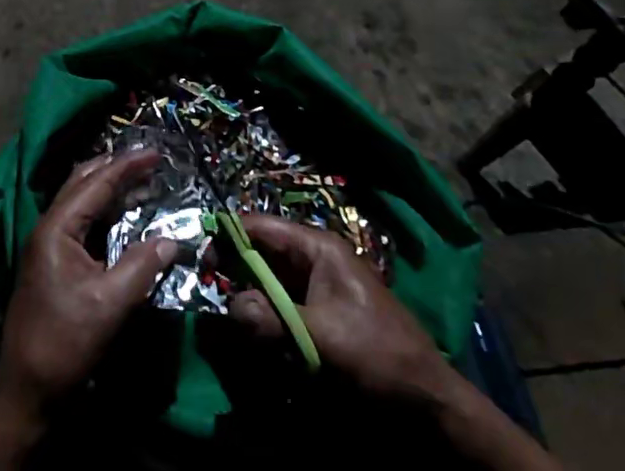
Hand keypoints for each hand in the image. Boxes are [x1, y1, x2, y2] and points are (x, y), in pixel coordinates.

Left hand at [0, 150, 176, 468]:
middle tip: (148, 160)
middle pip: (82, 182)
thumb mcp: (110, 304)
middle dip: (114, 167)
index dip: (127, 165)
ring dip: (108, 187)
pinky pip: (81, 221)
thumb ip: (142, 265)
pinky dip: (103, 210)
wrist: (27, 392)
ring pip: (80, 200)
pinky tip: (123, 215)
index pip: (96, 184)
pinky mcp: (53, 263)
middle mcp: (48, 229)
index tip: (156, 152)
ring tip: (140, 179)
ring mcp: (48, 246)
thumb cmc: (65, 343)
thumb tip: (171, 238)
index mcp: (57, 229)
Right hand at [228, 213, 456, 401]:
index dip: (228, 236)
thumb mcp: (321, 336)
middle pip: (261, 253)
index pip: (262, 227)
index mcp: (318, 248)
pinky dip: (261, 316)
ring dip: (246, 298)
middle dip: (233, 270)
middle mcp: (314, 260)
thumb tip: (229, 306)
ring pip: (267, 282)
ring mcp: (317, 288)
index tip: (199, 259)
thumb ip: (271, 319)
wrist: (425, 398)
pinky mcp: (318, 315)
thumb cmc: (377, 355)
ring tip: (223, 320)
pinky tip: (248, 336)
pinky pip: (279, 306)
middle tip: (207, 294)